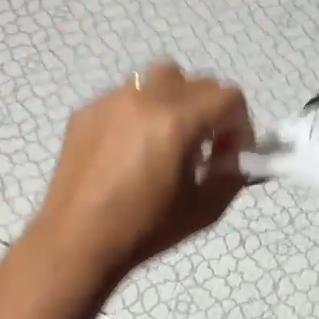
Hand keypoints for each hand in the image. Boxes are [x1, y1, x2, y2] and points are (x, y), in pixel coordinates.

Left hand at [26, 59, 253, 278]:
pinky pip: (127, 96)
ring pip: (159, 79)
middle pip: (197, 82)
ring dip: (178, 103)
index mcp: (177, 122)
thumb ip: (231, 176)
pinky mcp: (87, 110)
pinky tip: (134, 151)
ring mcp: (111, 99)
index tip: (231, 155)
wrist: (78, 239)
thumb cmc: (146, 229)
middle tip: (205, 150)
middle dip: (212, 112)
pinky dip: (143, 113)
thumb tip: (234, 159)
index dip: (240, 125)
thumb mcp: (205, 210)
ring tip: (170, 142)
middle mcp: (145, 98)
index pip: (228, 97)